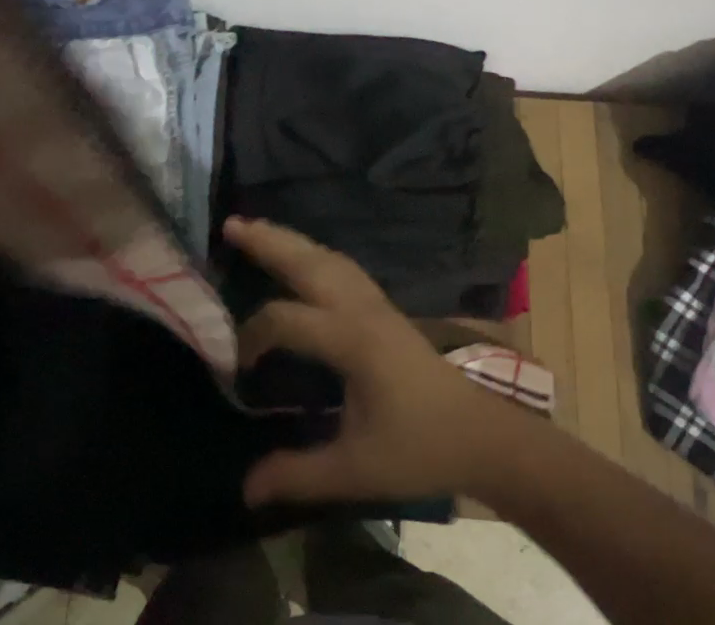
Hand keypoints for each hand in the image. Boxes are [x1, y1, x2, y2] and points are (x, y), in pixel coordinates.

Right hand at [225, 216, 514, 506]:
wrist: (484, 437)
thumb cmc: (421, 450)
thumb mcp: (356, 469)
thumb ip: (297, 474)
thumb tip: (244, 489)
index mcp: (353, 341)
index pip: (286, 320)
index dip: (251, 337)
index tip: (233, 367)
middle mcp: (364, 311)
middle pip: (310, 263)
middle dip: (269, 242)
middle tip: (231, 224)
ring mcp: (379, 306)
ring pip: (330, 259)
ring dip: (293, 243)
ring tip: (257, 231)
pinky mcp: (388, 312)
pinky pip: (344, 270)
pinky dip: (315, 257)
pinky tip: (303, 262)